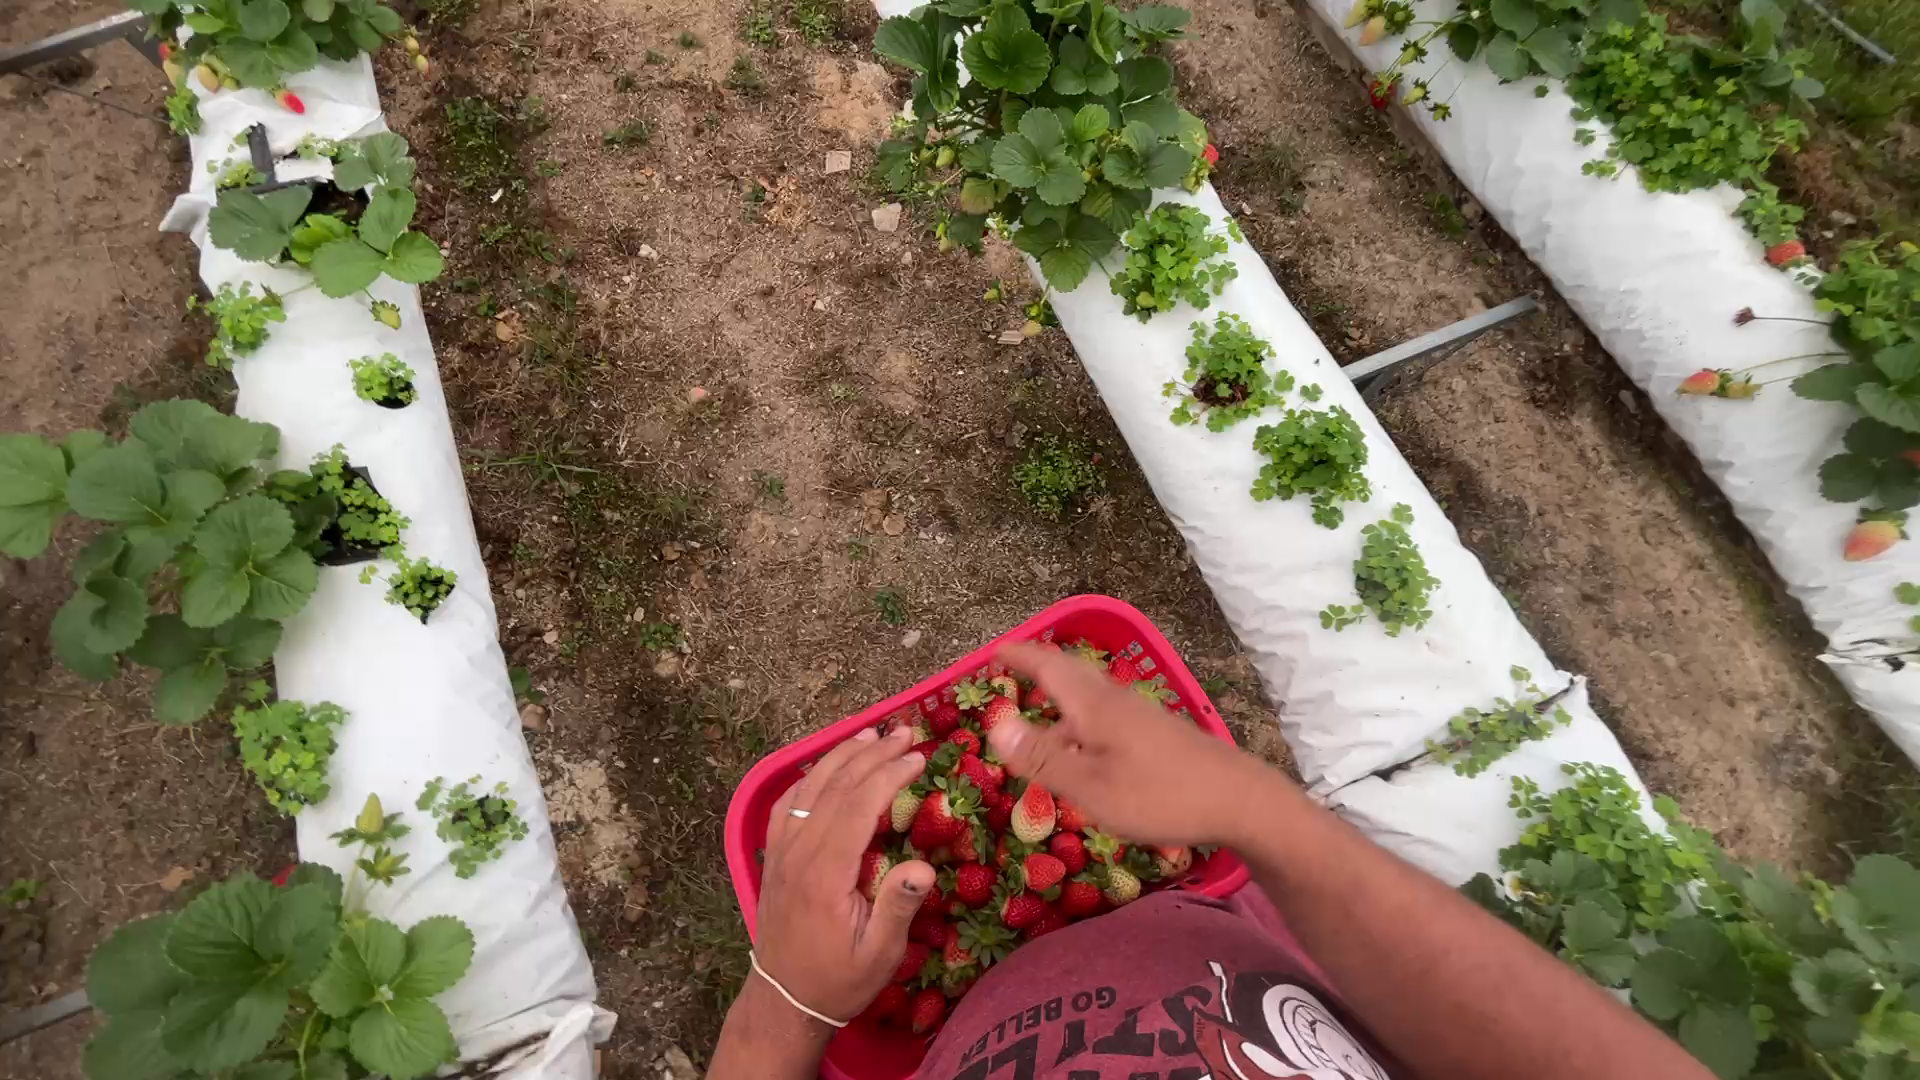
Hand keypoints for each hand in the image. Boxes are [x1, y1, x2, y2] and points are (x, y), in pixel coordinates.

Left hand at [754, 725, 933, 1023]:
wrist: (783, 1002)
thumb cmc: (838, 979)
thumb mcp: (879, 956)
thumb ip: (897, 908)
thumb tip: (924, 866)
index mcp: (825, 872)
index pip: (858, 805)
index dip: (889, 774)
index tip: (918, 757)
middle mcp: (798, 851)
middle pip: (836, 785)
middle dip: (873, 753)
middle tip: (906, 732)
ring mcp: (781, 849)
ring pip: (809, 786)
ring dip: (842, 754)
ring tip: (872, 732)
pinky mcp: (773, 854)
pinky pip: (788, 802)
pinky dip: (810, 775)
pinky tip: (827, 765)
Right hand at [987, 641, 1292, 847]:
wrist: (1242, 801)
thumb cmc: (1160, 795)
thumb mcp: (1091, 786)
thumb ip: (1043, 757)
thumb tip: (995, 724)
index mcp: (1094, 705)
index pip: (1048, 666)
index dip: (1021, 655)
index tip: (995, 649)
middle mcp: (1115, 699)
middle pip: (1071, 672)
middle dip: (1039, 666)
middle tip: (1014, 665)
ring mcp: (1140, 714)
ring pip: (1090, 694)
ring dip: (1060, 696)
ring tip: (1040, 719)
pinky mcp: (1156, 732)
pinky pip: (1106, 713)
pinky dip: (1082, 718)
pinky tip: (1086, 749)